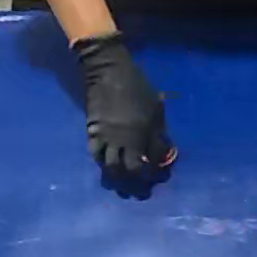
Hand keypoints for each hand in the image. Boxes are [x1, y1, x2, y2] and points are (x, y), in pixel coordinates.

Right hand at [71, 32, 172, 177]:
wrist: (109, 71)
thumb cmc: (137, 85)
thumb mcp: (156, 106)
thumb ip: (159, 129)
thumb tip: (162, 148)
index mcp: (146, 132)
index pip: (153, 160)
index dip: (156, 172)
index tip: (157, 174)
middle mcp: (127, 140)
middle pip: (131, 170)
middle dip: (136, 181)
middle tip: (138, 185)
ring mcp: (108, 138)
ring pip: (111, 167)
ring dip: (117, 177)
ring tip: (120, 179)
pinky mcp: (93, 133)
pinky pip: (95, 154)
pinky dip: (101, 160)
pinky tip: (105, 161)